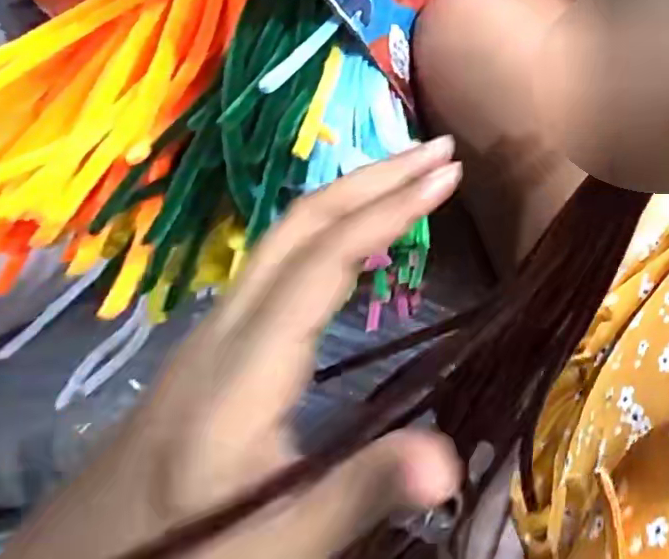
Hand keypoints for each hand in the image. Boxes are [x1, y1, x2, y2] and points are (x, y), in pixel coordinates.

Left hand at [2, 139, 466, 558]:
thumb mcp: (274, 545)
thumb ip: (361, 492)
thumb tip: (454, 462)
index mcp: (243, 370)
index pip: (324, 261)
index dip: (391, 210)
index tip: (451, 175)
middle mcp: (225, 331)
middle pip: (299, 226)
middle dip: (375, 176)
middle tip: (442, 149)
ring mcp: (214, 332)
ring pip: (287, 235)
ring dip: (355, 191)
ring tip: (416, 173)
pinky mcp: (215, 343)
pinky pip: (282, 256)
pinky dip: (335, 221)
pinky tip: (364, 233)